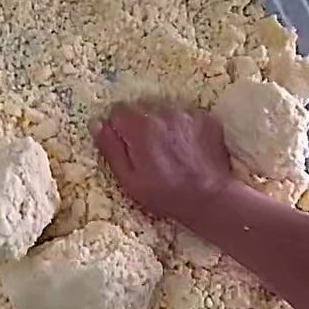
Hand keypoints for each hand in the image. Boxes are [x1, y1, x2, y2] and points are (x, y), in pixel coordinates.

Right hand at [94, 103, 252, 227]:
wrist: (212, 199)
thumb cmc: (165, 194)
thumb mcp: (129, 179)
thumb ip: (111, 148)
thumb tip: (97, 124)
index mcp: (141, 126)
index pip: (118, 111)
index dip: (120, 128)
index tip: (127, 145)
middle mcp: (163, 112)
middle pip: (142, 108)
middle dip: (141, 125)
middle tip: (149, 150)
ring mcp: (187, 114)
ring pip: (165, 111)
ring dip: (163, 125)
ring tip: (171, 150)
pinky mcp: (207, 118)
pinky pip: (187, 116)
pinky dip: (184, 128)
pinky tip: (188, 148)